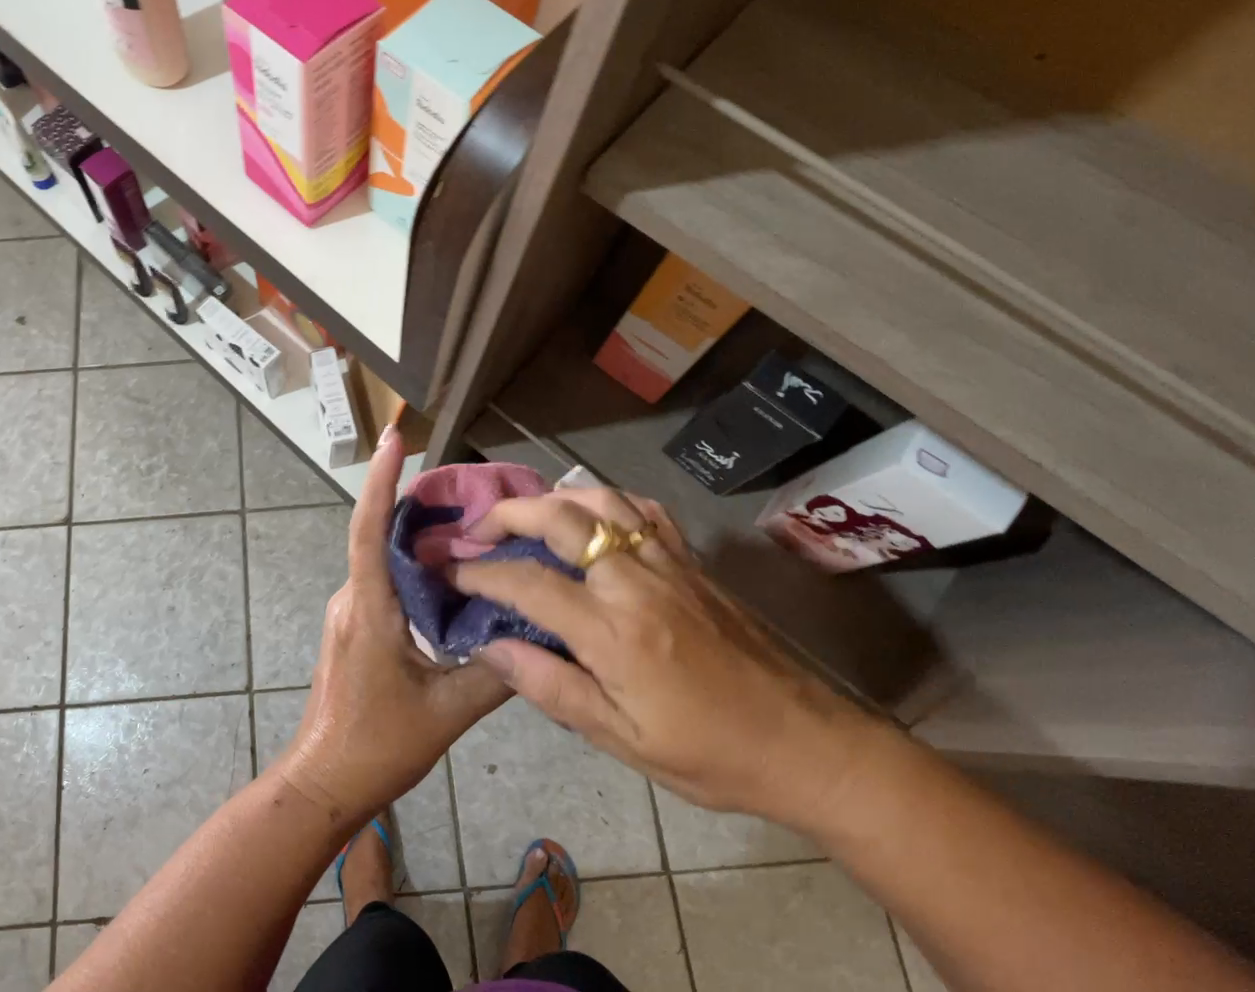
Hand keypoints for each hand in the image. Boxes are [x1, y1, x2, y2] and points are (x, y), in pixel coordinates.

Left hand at [274, 428, 512, 824]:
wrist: (324, 781)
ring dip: (419, 540)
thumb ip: (495, 673)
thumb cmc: (379, 745)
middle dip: (419, 506)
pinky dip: (413, 569)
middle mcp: (352, 600)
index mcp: (369, 609)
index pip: (370, 530)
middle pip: (381, 537)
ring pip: (383, 562)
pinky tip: (452, 577)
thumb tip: (539, 634)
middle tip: (473, 489)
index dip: (381, 481)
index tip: (395, 439)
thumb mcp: (448, 712)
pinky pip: (382, 583)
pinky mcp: (352, 629)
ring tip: (474, 527)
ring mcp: (348, 614)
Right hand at [452, 489, 891, 831]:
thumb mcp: (620, 739)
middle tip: (477, 528)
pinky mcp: (696, 565)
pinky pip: (647, 513)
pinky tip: (596, 520)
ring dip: (556, 498)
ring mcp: (671, 566)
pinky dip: (610, 504)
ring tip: (528, 517)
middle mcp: (636, 582)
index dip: (478, 572)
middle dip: (508, 514)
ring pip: (604, 501)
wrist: (806, 746)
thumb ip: (550, 686)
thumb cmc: (708, 755)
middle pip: (560, 518)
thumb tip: (489, 646)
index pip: (526, 583)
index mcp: (611, 630)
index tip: (447, 570)